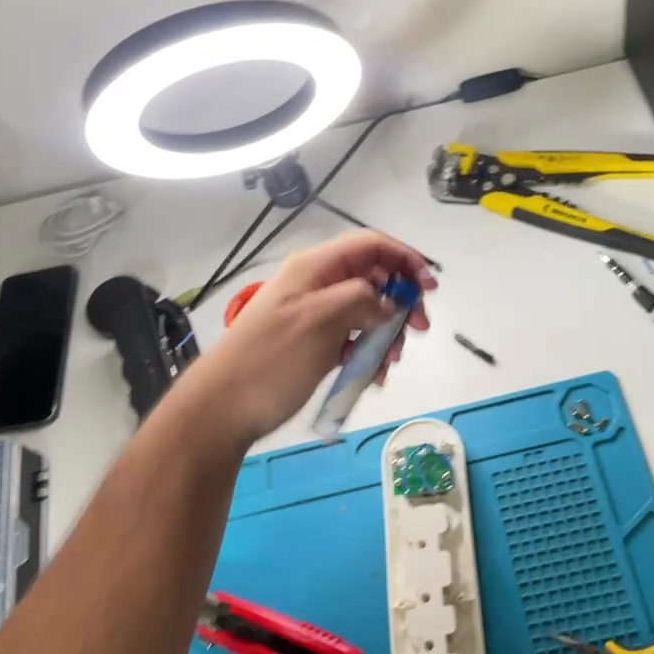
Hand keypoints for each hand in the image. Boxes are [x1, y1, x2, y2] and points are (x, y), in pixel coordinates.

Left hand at [178, 231, 435, 442]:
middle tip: (417, 330)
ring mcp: (314, 316)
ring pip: (366, 312)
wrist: (223, 407)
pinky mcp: (313, 344)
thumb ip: (361, 300)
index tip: (429, 288)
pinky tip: (372, 376)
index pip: (370, 246)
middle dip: (400, 301)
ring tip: (388, 363)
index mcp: (315, 268)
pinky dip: (367, 353)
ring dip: (386, 333)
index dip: (405, 259)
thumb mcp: (320, 321)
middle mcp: (316, 285)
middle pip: (373, 278)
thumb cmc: (271, 360)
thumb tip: (389, 301)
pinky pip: (351, 339)